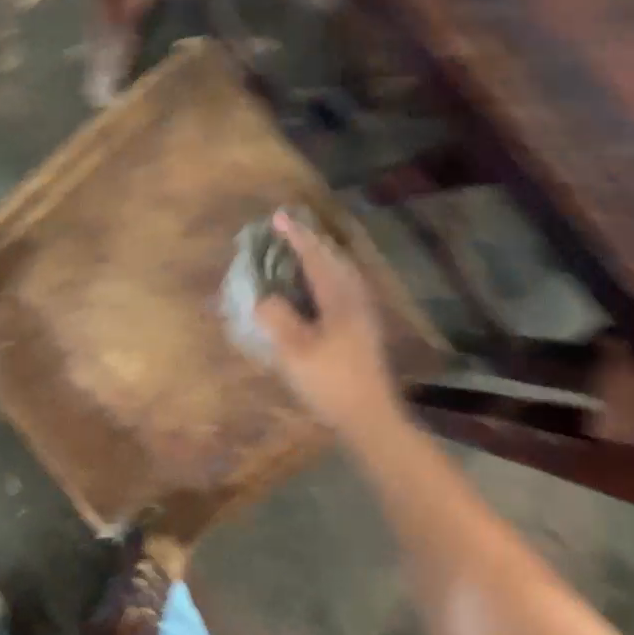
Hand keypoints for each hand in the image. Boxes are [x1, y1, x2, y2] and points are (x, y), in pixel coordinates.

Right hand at [253, 212, 401, 431]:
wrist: (369, 416)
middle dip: (311, 243)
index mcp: (339, 297)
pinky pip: (343, 290)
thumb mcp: (295, 351)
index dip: (296, 236)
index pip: (315, 256)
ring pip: (342, 275)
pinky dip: (327, 279)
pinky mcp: (364, 331)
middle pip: (334, 260)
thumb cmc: (331, 381)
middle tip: (290, 233)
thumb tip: (264, 298)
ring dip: (321, 260)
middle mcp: (355, 298)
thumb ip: (276, 318)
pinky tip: (318, 293)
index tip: (278, 218)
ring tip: (301, 256)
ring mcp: (363, 315)